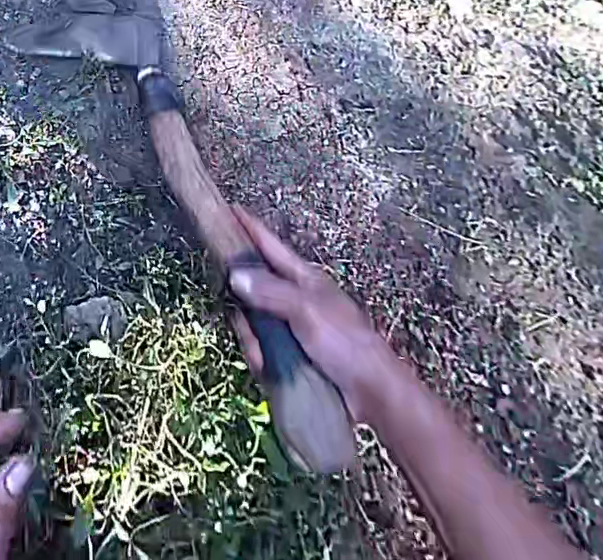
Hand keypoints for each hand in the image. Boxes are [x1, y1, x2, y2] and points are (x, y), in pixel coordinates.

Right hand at [226, 206, 404, 419]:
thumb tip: (237, 274)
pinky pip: (262, 350)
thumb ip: (271, 291)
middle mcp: (294, 298)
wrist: (371, 392)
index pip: (270, 246)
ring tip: (264, 354)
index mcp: (303, 278)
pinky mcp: (289, 354)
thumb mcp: (306, 310)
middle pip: (253, 289)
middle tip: (243, 320)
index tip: (230, 209)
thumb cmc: (346, 342)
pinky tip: (268, 367)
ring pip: (254, 323)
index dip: (250, 228)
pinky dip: (261, 359)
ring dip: (254, 340)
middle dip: (243, 308)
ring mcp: (291, 327)